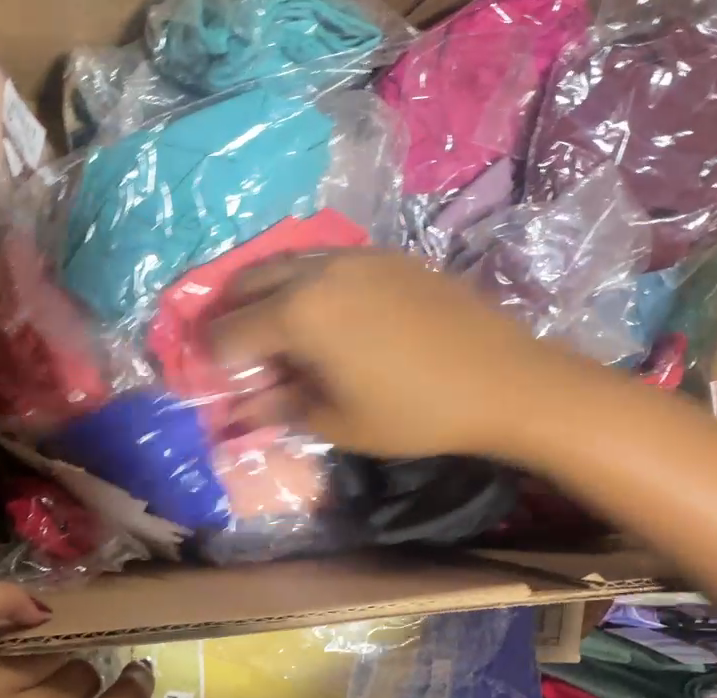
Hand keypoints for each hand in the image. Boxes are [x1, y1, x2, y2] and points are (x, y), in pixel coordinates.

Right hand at [205, 251, 594, 459]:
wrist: (506, 381)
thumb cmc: (411, 412)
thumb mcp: (333, 420)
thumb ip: (275, 407)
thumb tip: (233, 413)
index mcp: (299, 314)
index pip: (228, 331)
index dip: (211, 359)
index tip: (210, 381)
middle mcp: (319, 272)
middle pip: (247, 282)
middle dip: (226, 315)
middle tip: (226, 350)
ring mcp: (356, 257)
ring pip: (284, 263)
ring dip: (261, 293)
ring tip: (264, 329)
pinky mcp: (388, 257)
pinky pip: (323, 261)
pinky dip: (301, 283)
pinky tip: (315, 315)